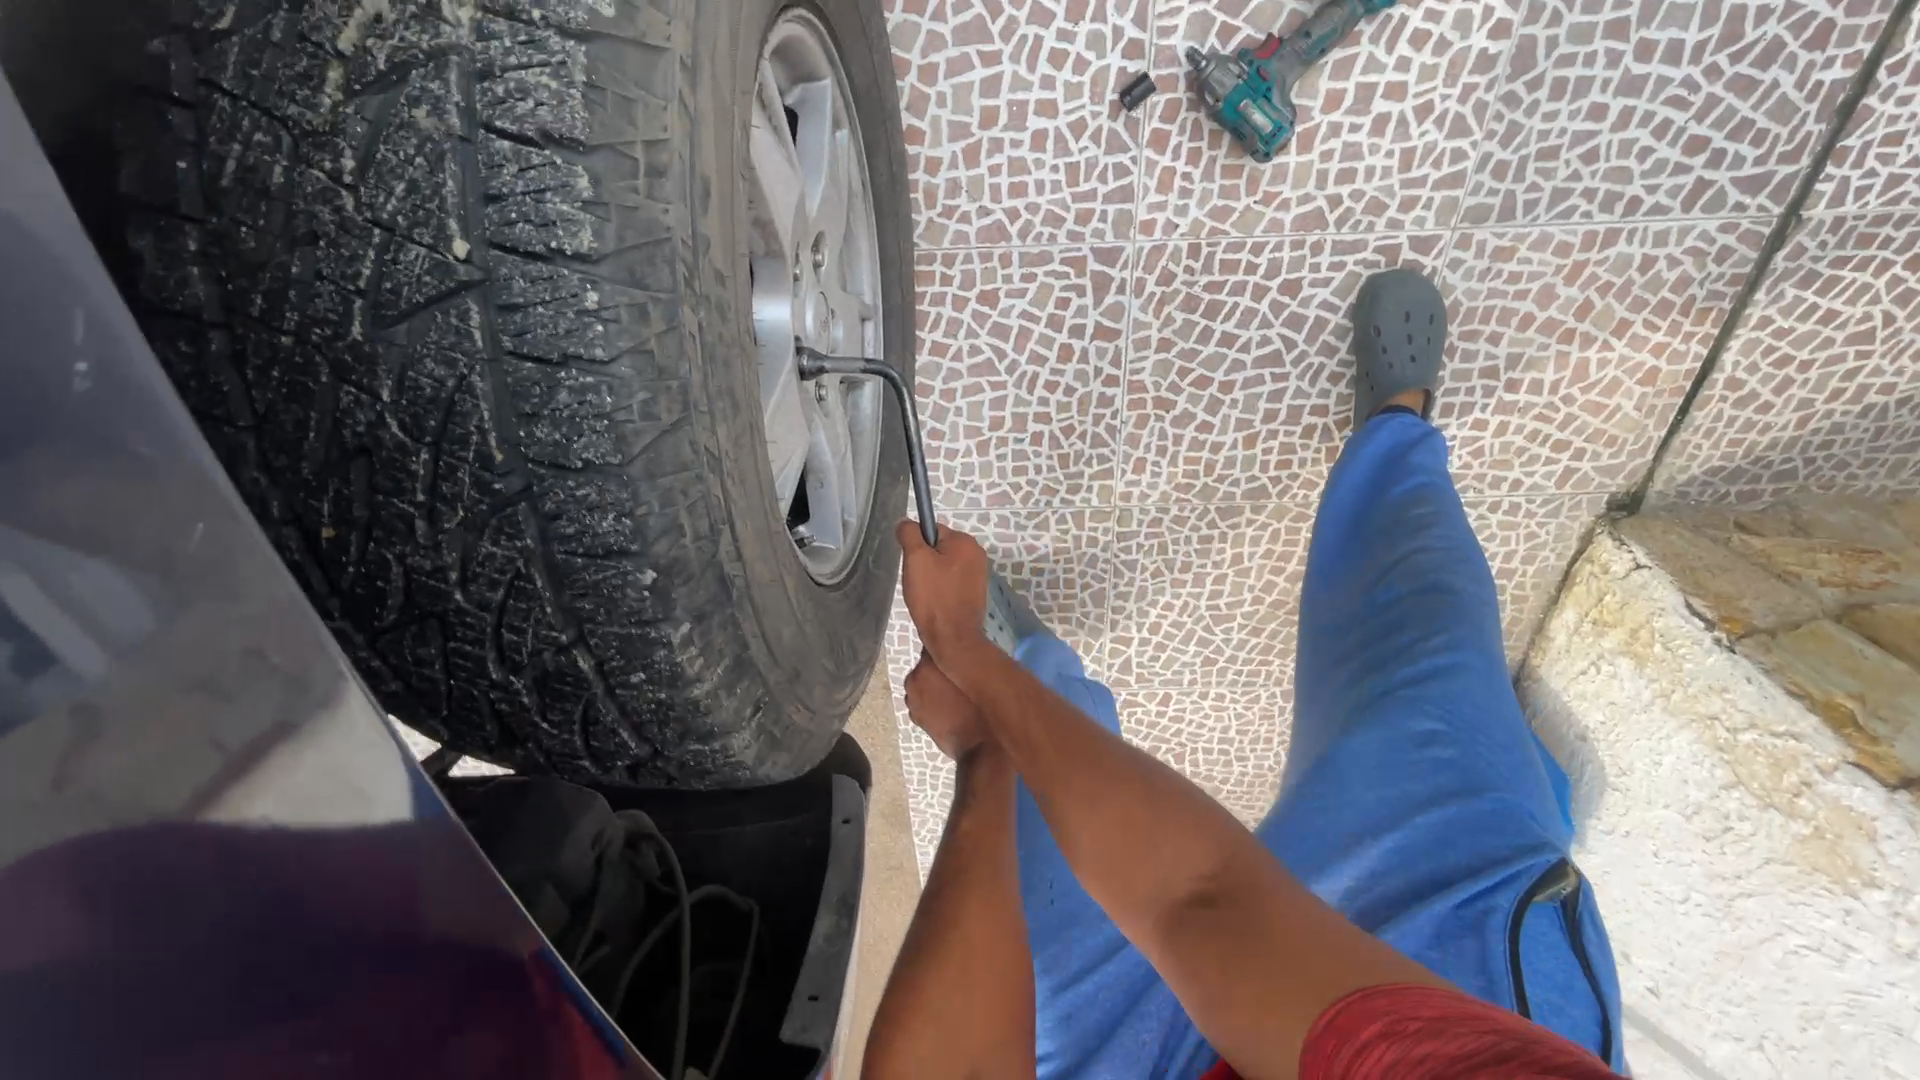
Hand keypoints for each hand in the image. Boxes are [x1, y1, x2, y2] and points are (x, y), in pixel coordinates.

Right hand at [896, 520, 990, 665]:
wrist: (953, 639)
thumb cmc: (933, 597)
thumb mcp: (916, 559)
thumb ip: (909, 534)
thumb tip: (905, 522)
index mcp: (965, 542)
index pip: (932, 530)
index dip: (917, 546)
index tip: (913, 565)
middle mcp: (976, 554)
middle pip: (938, 548)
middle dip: (924, 563)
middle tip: (918, 582)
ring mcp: (978, 574)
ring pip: (944, 566)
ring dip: (931, 577)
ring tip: (926, 595)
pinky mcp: (975, 592)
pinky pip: (951, 582)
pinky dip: (941, 589)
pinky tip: (935, 603)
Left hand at [903, 650, 986, 759]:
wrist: (981, 749)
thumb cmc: (985, 709)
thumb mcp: (979, 675)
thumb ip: (965, 659)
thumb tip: (963, 651)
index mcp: (928, 665)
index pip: (936, 643)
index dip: (950, 645)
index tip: (962, 649)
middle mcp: (914, 679)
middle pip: (929, 664)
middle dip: (943, 666)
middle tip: (963, 673)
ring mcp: (912, 700)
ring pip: (925, 682)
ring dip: (937, 684)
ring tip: (958, 692)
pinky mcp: (916, 718)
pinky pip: (924, 700)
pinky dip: (933, 701)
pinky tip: (951, 708)